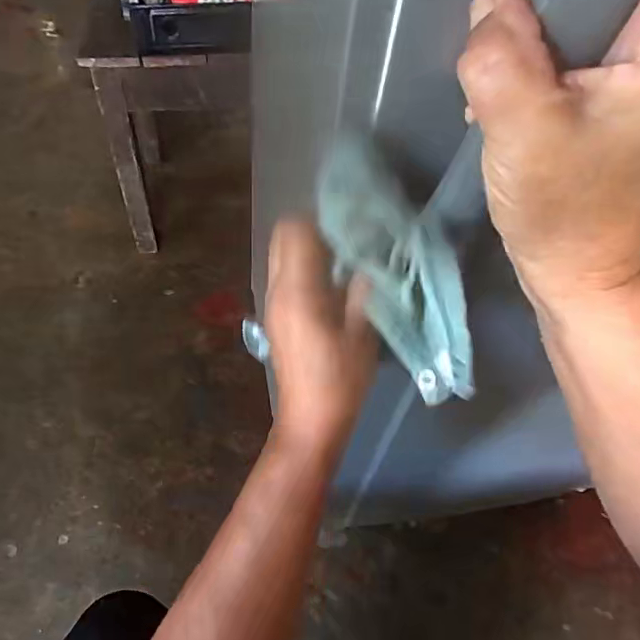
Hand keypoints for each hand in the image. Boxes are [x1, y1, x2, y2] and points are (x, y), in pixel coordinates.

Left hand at [264, 218, 376, 448]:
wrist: (310, 421)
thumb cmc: (340, 380)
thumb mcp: (362, 334)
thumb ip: (362, 290)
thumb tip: (367, 261)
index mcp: (298, 290)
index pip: (296, 231)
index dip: (322, 218)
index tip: (353, 221)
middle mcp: (277, 290)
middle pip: (283, 237)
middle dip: (312, 227)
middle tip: (347, 235)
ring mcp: (272, 303)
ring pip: (282, 255)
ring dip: (309, 247)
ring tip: (344, 255)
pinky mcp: (276, 316)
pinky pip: (286, 275)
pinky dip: (305, 266)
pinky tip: (334, 281)